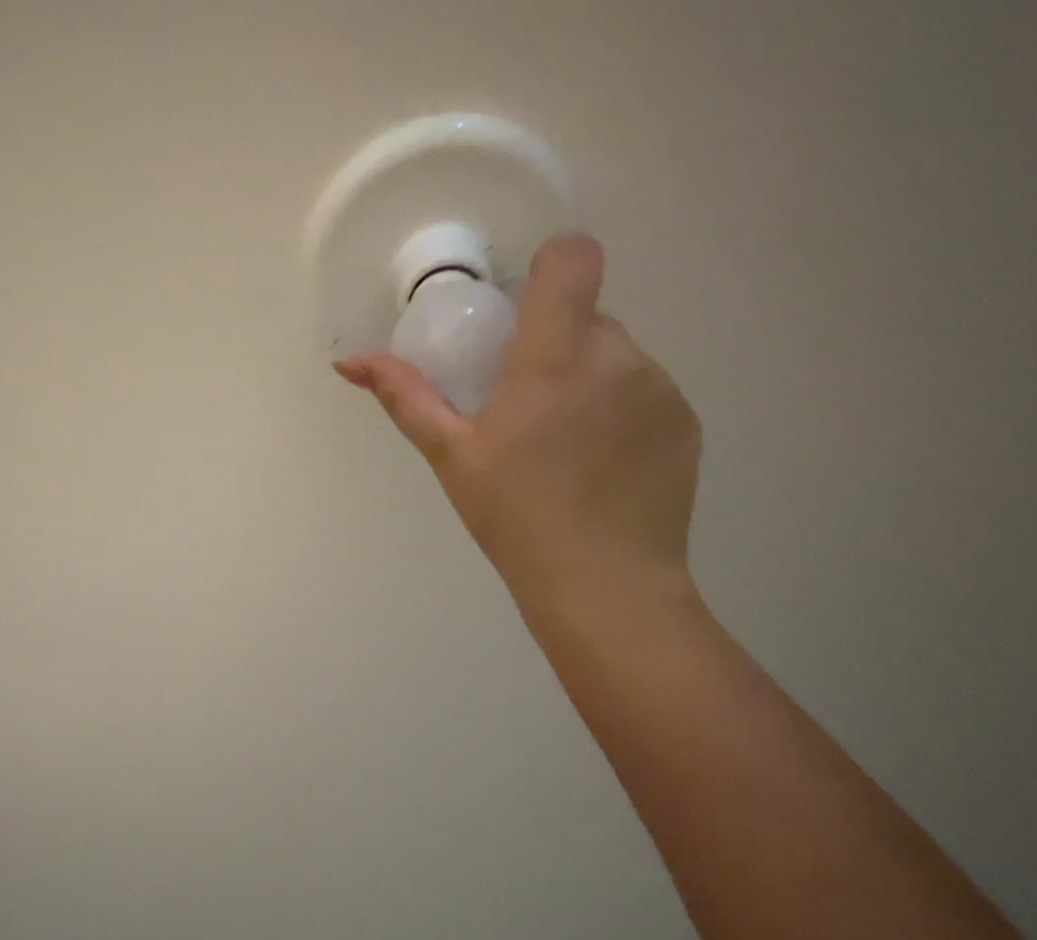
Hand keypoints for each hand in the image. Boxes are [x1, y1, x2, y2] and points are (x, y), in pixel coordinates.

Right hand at [334, 233, 701, 618]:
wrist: (605, 584)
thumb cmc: (516, 518)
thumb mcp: (451, 458)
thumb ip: (407, 397)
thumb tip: (351, 360)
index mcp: (554, 356)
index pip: (573, 258)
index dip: (549, 267)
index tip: (521, 310)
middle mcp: (617, 356)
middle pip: (587, 314)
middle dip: (555, 343)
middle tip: (526, 404)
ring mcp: (659, 388)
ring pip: (617, 355)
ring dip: (588, 379)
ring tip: (564, 445)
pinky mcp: (685, 421)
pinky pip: (646, 392)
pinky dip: (621, 411)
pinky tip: (601, 466)